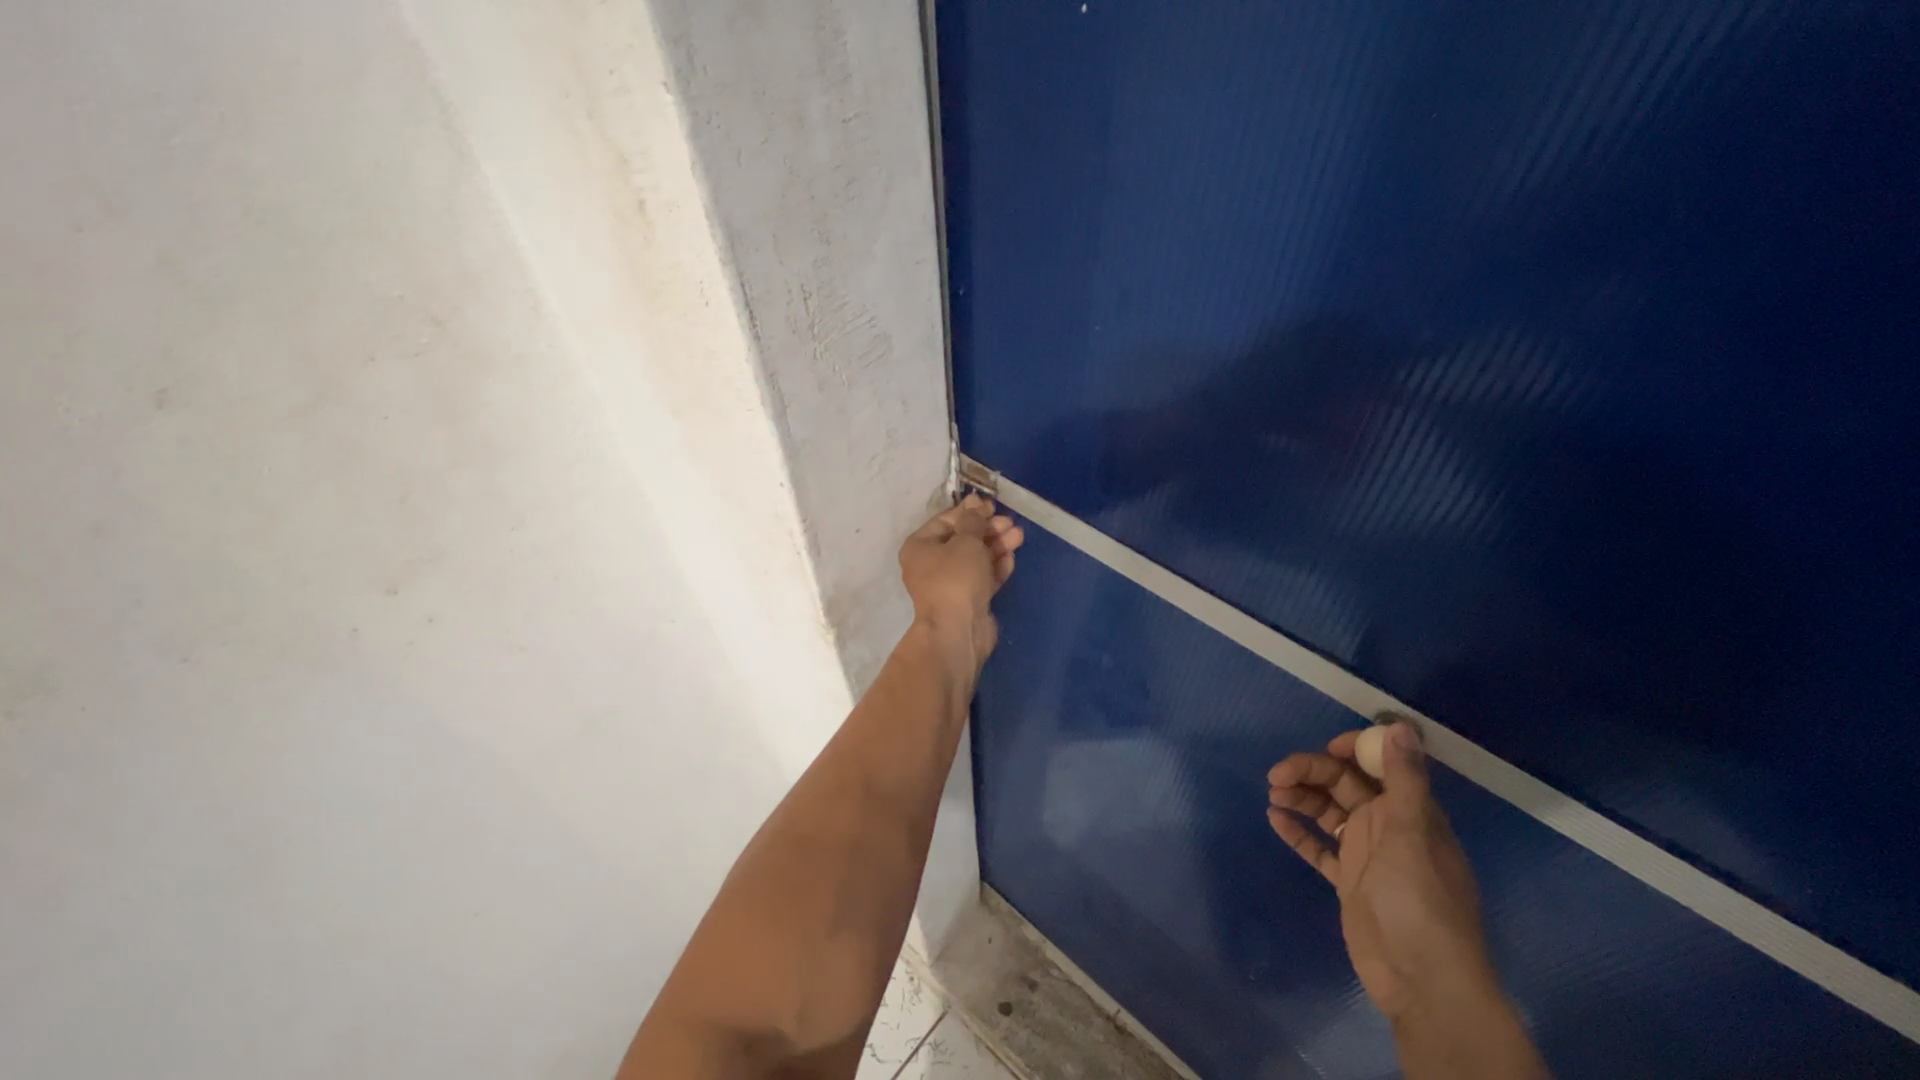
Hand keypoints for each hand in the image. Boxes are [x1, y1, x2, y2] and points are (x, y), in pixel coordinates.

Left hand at [898, 494, 1024, 668]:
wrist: (959, 630)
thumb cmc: (956, 578)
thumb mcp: (966, 541)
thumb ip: (973, 521)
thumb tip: (974, 505)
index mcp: (920, 547)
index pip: (946, 520)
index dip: (969, 510)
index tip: (991, 505)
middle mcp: (931, 564)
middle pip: (963, 539)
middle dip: (988, 529)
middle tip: (1010, 523)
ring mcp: (950, 584)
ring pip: (975, 558)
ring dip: (996, 546)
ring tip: (1018, 537)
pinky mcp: (968, 601)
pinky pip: (982, 578)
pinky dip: (996, 567)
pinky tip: (1011, 559)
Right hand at [1267, 722, 1497, 1019]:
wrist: (1423, 981)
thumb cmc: (1420, 903)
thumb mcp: (1412, 836)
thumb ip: (1404, 780)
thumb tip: (1400, 726)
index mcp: (1410, 811)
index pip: (1379, 764)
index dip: (1352, 750)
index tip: (1323, 749)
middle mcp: (1389, 826)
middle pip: (1344, 784)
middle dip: (1312, 772)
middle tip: (1275, 776)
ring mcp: (1366, 855)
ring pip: (1328, 812)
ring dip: (1301, 797)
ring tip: (1273, 795)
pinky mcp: (1348, 882)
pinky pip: (1319, 847)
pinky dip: (1298, 832)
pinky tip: (1275, 820)